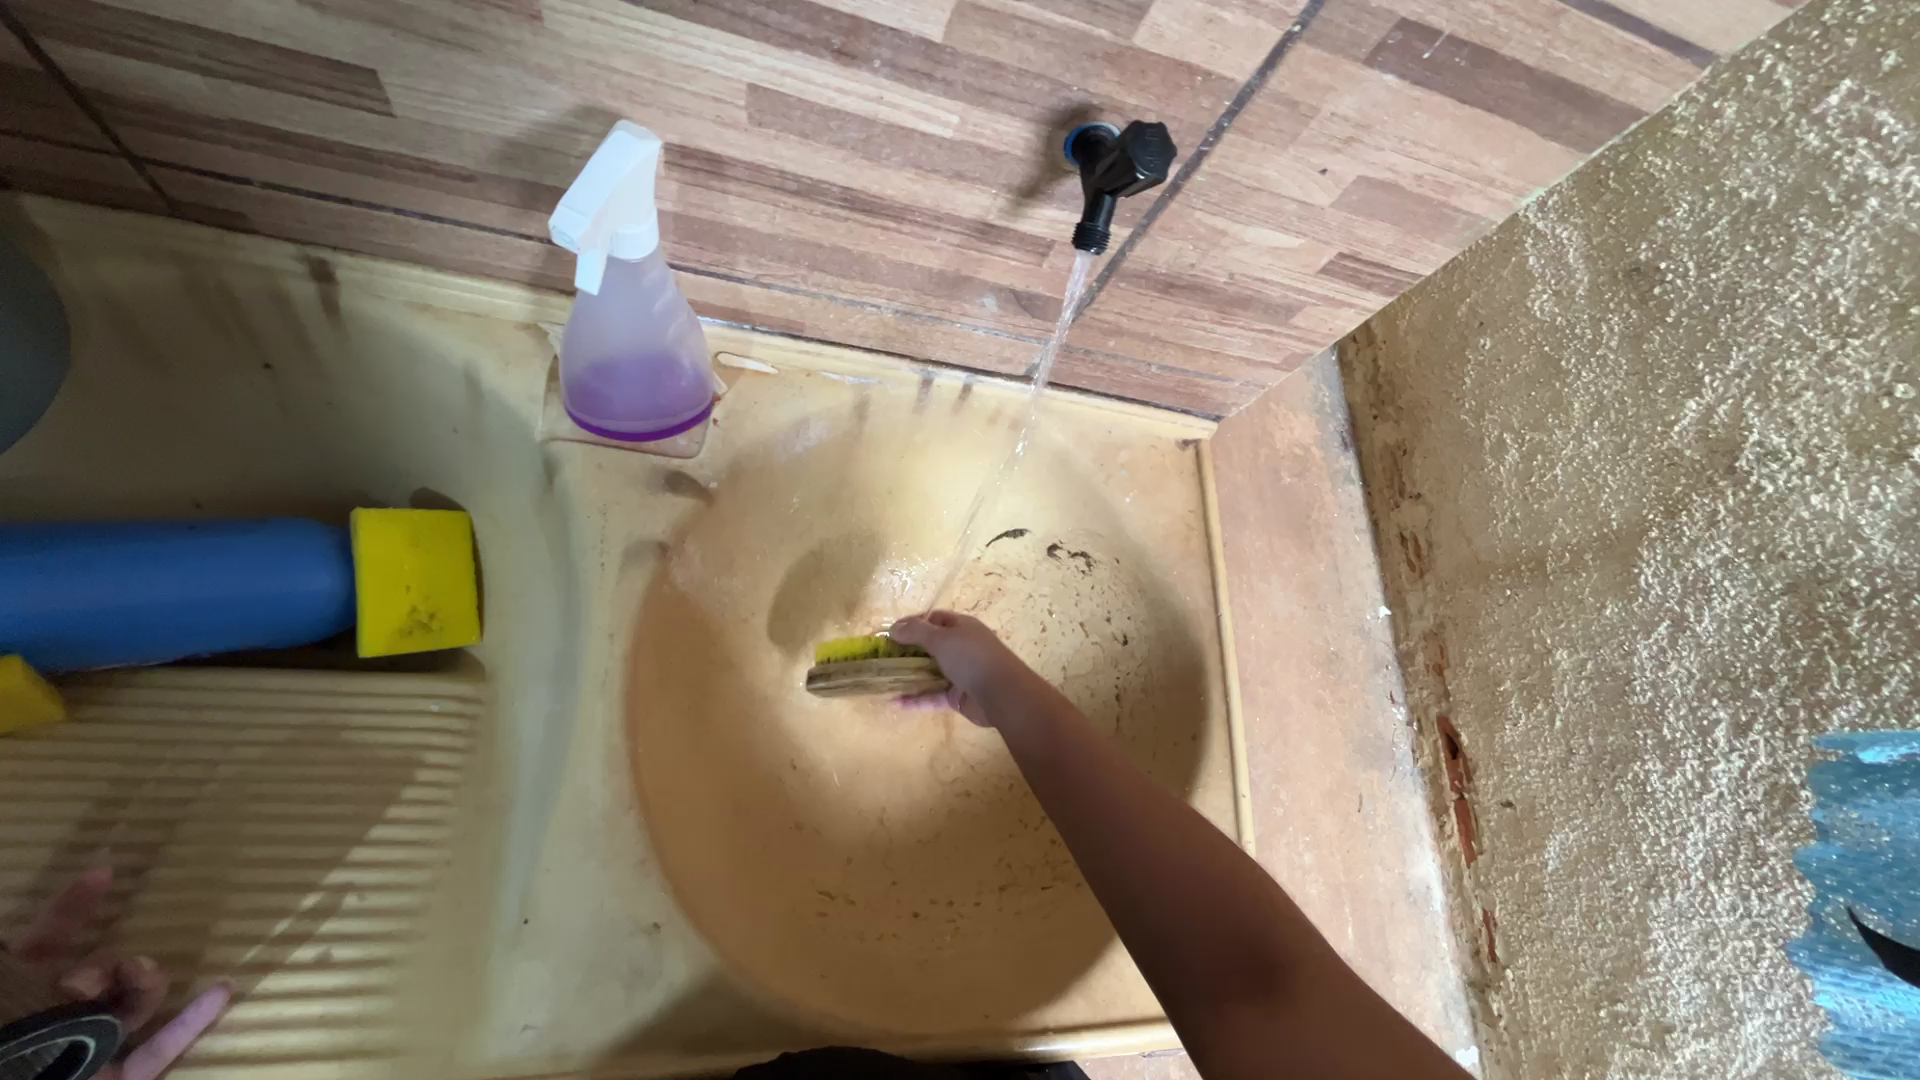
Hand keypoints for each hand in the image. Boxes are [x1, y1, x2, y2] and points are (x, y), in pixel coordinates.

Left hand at [7, 864, 230, 1079]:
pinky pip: (161, 1049)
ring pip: (131, 1006)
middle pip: (94, 978)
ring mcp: (91, 1052)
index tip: (102, 872)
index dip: (69, 913)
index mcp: (16, 1008)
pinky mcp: (122, 1076)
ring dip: (145, 984)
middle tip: (96, 972)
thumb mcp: (0, 999)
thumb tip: (20, 932)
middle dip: (104, 964)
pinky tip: (222, 990)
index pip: (43, 949)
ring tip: (141, 975)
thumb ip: (16, 966)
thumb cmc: (1, 1053)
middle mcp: (54, 1024)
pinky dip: (192, 1022)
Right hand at [889, 611, 1047, 727]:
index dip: (913, 624)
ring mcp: (960, 672)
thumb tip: (893, 627)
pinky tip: (896, 702)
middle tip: (883, 657)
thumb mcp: (942, 639)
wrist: (1002, 694)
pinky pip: (933, 695)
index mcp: (961, 627)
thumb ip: (916, 632)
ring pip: (930, 671)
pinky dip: (917, 698)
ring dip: (910, 675)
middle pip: (931, 646)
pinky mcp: (958, 696)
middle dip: (908, 651)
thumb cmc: (971, 658)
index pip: (934, 619)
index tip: (890, 633)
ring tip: (885, 679)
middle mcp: (961, 647)